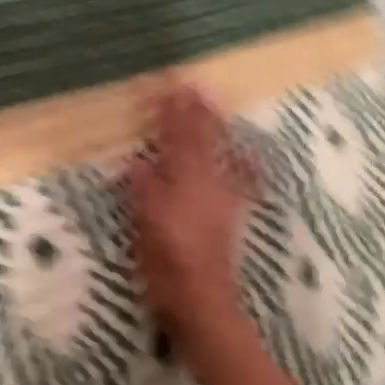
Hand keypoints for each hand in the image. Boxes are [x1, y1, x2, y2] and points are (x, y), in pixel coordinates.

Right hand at [125, 85, 256, 354]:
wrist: (202, 301)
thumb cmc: (165, 266)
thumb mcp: (143, 228)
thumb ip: (143, 193)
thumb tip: (137, 163)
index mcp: (178, 183)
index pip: (173, 139)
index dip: (170, 113)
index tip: (168, 87)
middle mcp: (203, 183)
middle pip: (199, 139)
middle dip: (196, 110)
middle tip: (195, 83)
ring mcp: (221, 197)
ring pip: (219, 152)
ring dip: (216, 124)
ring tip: (215, 100)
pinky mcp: (231, 213)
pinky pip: (240, 181)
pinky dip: (243, 162)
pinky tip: (248, 152)